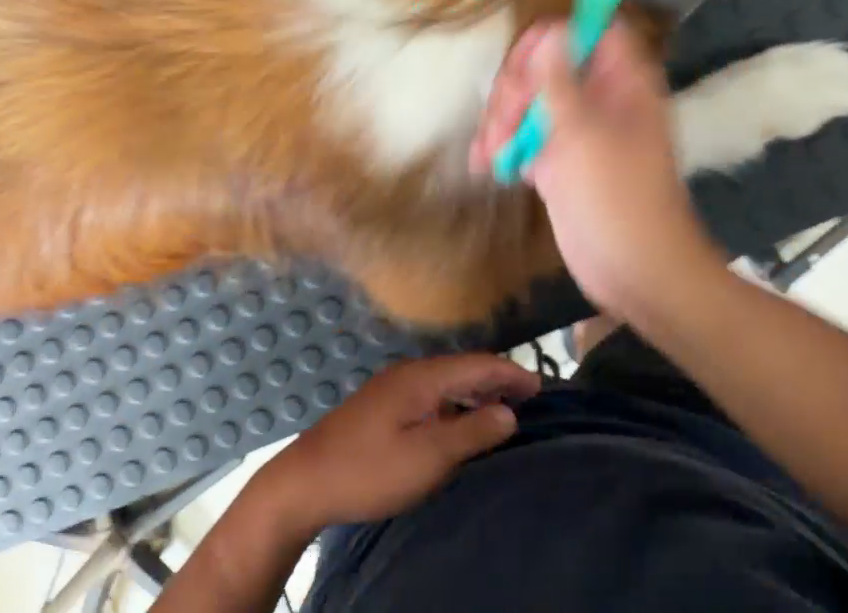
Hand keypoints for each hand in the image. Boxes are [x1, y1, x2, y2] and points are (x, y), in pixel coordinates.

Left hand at [251, 355, 539, 533]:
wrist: (304, 483)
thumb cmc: (369, 470)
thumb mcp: (428, 456)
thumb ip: (472, 432)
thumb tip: (509, 410)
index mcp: (421, 378)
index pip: (477, 364)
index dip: (512, 373)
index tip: (543, 386)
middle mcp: (408, 374)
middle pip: (462, 369)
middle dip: (497, 380)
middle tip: (532, 399)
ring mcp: (391, 390)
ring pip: (445, 383)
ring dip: (476, 393)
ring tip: (505, 410)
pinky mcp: (382, 408)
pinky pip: (431, 396)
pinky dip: (456, 404)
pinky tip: (462, 424)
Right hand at [470, 21, 723, 318]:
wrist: (635, 271)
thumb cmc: (616, 198)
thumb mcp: (582, 132)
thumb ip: (559, 80)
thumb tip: (548, 31)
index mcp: (622, 82)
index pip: (590, 30)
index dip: (554, 37)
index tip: (523, 66)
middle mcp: (600, 99)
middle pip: (547, 66)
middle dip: (515, 89)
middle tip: (501, 123)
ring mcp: (578, 132)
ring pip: (530, 103)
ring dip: (501, 122)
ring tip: (488, 154)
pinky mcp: (560, 163)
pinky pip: (525, 139)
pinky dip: (504, 148)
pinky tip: (485, 164)